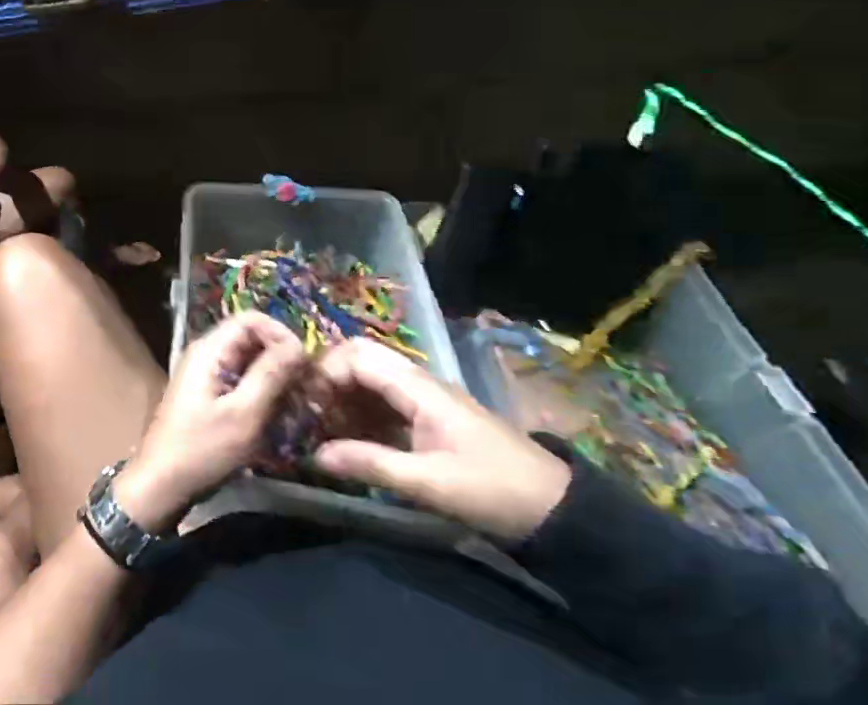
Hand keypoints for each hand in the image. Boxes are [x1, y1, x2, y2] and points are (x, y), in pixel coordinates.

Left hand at [119, 312, 306, 531]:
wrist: (161, 483)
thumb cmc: (202, 449)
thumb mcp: (243, 414)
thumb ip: (270, 376)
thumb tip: (299, 345)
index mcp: (209, 350)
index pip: (251, 319)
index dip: (281, 334)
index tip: (305, 363)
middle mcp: (205, 354)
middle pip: (251, 339)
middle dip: (282, 357)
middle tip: (308, 385)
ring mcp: (205, 374)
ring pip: (248, 361)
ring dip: (274, 377)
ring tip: (298, 402)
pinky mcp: (208, 395)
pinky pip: (240, 380)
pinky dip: (261, 391)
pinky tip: (278, 414)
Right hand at [311, 336, 571, 540]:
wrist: (560, 511)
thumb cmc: (493, 490)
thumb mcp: (428, 483)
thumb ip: (370, 463)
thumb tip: (314, 454)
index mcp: (419, 388)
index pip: (357, 356)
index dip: (325, 372)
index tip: (307, 404)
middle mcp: (418, 383)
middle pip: (359, 358)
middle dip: (328, 379)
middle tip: (308, 411)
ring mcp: (424, 399)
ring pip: (369, 378)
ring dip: (341, 396)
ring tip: (321, 427)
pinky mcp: (428, 418)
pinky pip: (382, 400)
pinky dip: (358, 412)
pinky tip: (348, 438)